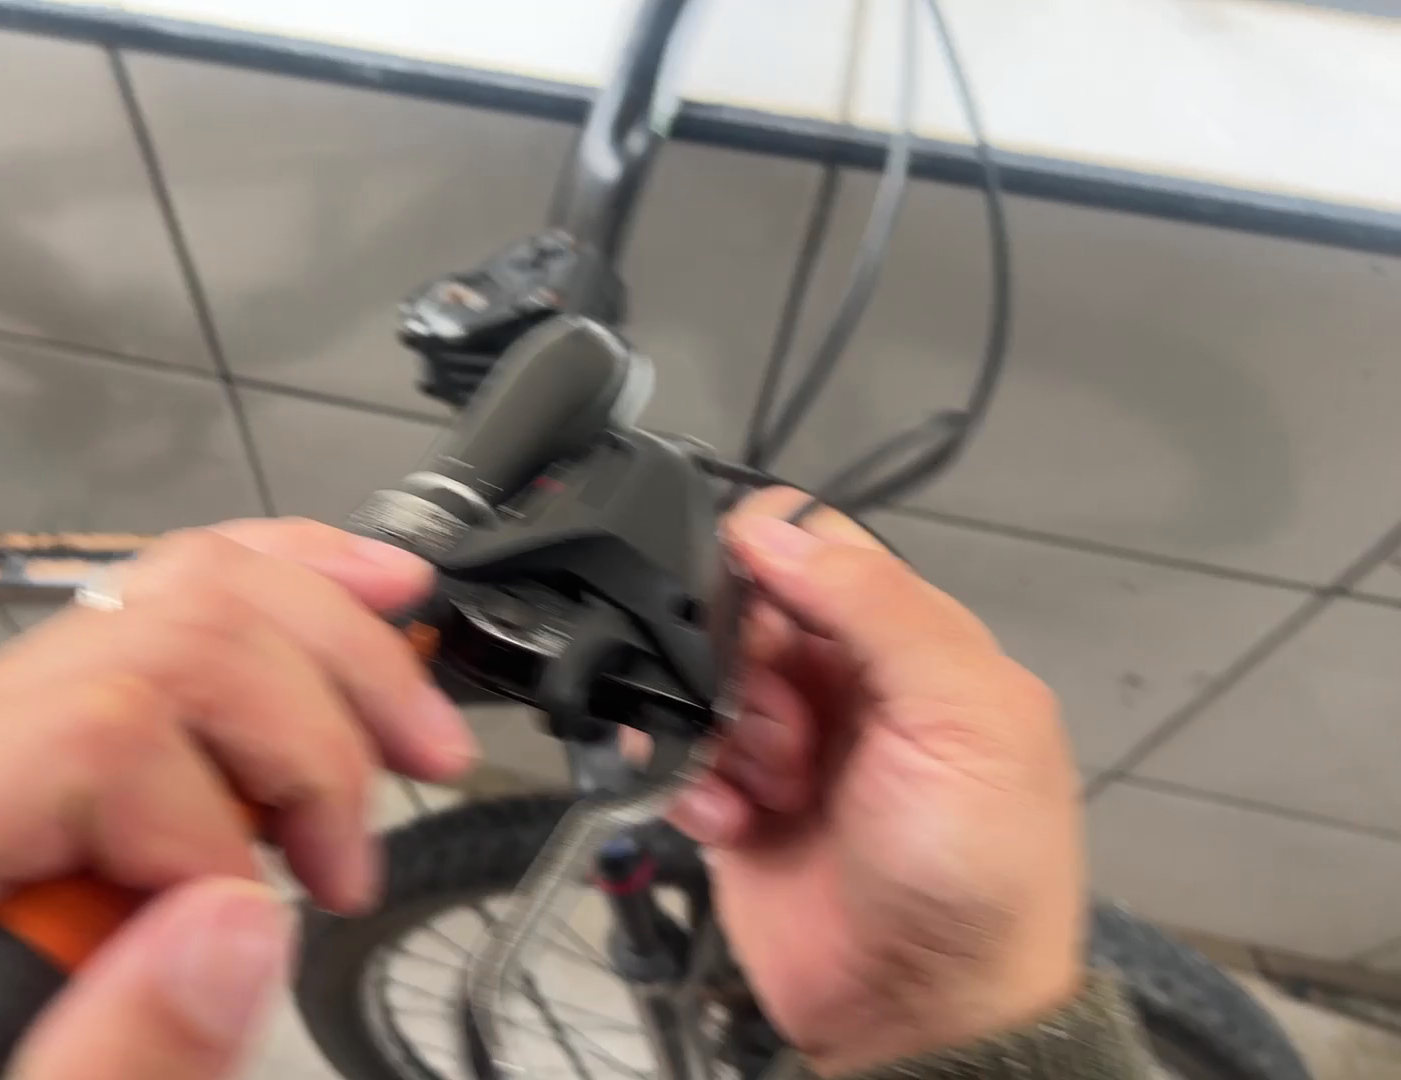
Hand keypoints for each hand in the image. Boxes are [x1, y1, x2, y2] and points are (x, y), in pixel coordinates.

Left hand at [0, 519, 477, 1078]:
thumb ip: (121, 1063)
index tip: (279, 918)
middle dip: (318, 740)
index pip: (104, 734)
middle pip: (183, 635)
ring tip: (413, 750)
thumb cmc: (4, 1076)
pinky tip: (385, 587)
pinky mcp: (101, 661)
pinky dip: (313, 575)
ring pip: (217, 583)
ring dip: (351, 658)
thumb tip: (237, 918)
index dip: (224, 824)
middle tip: (353, 858)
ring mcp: (36, 675)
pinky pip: (209, 572)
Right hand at [670, 489, 1084, 1075]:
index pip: (813, 545)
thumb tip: (765, 530)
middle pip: (737, 612)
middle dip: (746, 668)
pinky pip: (672, 749)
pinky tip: (730, 823)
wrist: (915, 1017)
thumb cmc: (966, 864)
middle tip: (785, 737)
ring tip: (769, 793)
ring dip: (723, 735)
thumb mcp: (961, 721)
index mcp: (900, 640)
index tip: (748, 603)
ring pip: (696, 680)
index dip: (769, 557)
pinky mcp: (722, 786)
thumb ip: (875, 608)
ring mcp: (770, 734)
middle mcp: (830, 676)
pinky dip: (690, 782)